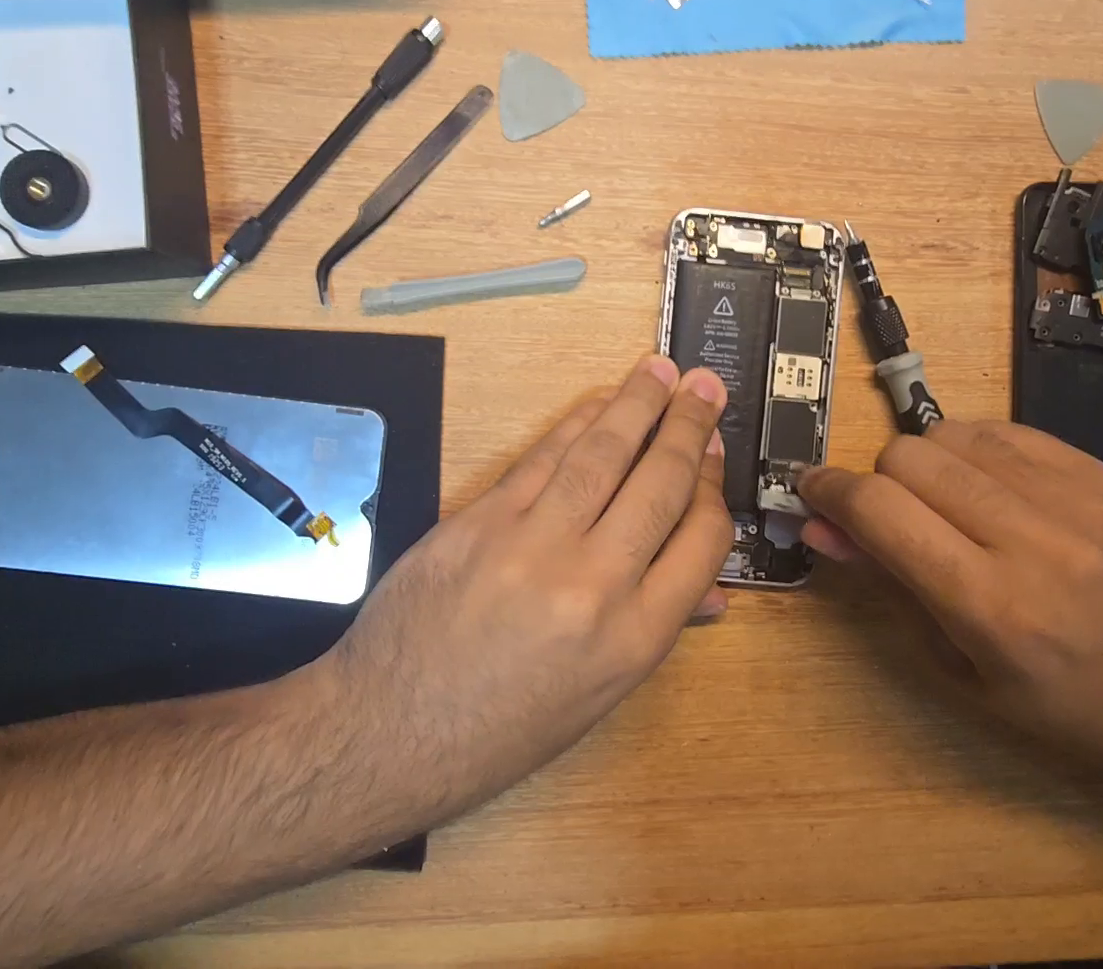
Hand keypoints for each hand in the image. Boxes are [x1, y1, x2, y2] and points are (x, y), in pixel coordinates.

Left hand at [321, 356, 732, 825]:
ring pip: (601, 456)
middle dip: (689, 429)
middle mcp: (593, 584)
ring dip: (636, 405)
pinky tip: (598, 404)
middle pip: (659, 484)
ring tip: (662, 371)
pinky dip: (574, 425)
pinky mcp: (479, 520)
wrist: (388, 731)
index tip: (713, 461)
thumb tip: (709, 593)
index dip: (714, 492)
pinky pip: (540, 459)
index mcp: (633, 639)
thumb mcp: (594, 696)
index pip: (702, 542)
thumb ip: (654, 630)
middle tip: (706, 386)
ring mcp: (531, 545)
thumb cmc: (500, 730)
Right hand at [797, 420, 1102, 797]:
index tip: (810, 492)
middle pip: (906, 457)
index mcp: (991, 605)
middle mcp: (1032, 538)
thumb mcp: (962, 668)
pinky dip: (972, 454)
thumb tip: (820, 525)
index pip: (880, 509)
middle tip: (892, 522)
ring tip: (944, 508)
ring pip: (948, 434)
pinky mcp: (1102, 473)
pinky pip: (1003, 430)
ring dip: (923, 465)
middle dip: (877, 483)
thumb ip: (888, 585)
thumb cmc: (1068, 706)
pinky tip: (988, 492)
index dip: (828, 491)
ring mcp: (1076, 496)